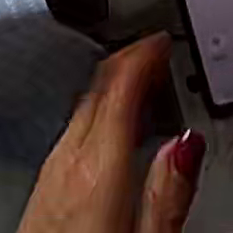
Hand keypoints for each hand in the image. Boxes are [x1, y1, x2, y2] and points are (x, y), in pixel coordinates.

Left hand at [15, 33, 205, 232]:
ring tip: (141, 77)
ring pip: (85, 101)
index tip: (158, 39)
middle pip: (98, 87)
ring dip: (112, 80)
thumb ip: (168, 193)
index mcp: (98, 168)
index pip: (118, 88)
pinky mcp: (46, 177)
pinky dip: (98, 105)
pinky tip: (111, 116)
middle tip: (156, 51)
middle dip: (128, 60)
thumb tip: (186, 143)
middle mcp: (69, 156)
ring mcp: (53, 164)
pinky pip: (74, 122)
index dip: (140, 55)